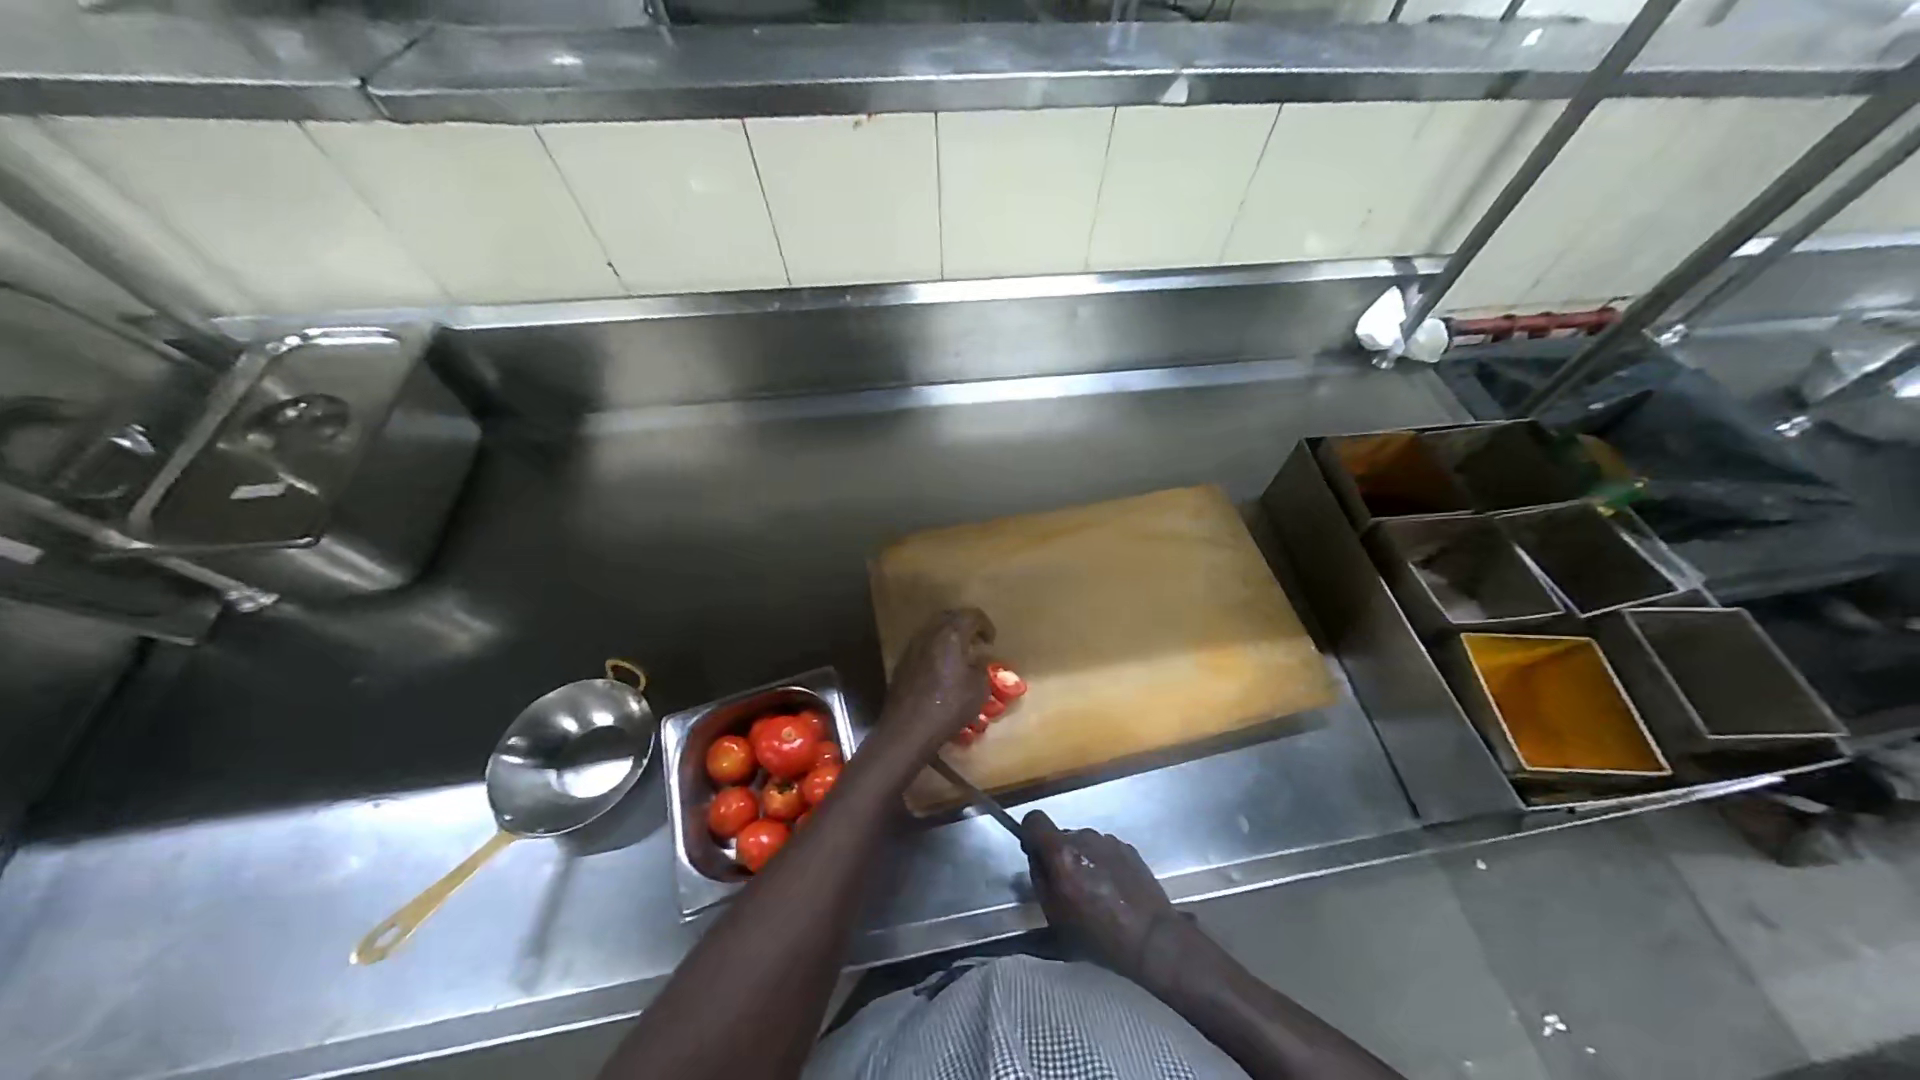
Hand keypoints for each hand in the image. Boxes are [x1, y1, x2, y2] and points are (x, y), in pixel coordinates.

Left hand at [879, 608, 995, 757]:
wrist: (908, 727)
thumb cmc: (949, 706)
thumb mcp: (978, 688)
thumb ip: (982, 667)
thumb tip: (980, 658)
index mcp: (951, 634)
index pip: (971, 615)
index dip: (985, 625)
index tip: (991, 640)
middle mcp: (929, 633)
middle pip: (949, 617)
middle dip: (965, 626)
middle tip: (976, 642)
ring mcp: (912, 646)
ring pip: (933, 631)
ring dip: (948, 638)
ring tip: (960, 655)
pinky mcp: (902, 662)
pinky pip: (923, 646)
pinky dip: (936, 650)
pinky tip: (942, 669)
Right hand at [1021, 811, 1180, 981]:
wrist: (1151, 938)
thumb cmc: (1097, 934)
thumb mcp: (1054, 916)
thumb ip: (1039, 879)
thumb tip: (1037, 858)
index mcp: (1061, 852)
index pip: (1034, 819)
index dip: (1031, 833)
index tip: (1036, 853)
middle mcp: (1084, 838)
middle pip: (1061, 835)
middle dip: (1059, 855)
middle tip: (1068, 885)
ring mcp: (1109, 841)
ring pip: (1084, 843)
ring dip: (1082, 859)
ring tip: (1094, 890)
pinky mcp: (1128, 848)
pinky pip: (1105, 850)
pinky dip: (1103, 863)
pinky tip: (1113, 889)